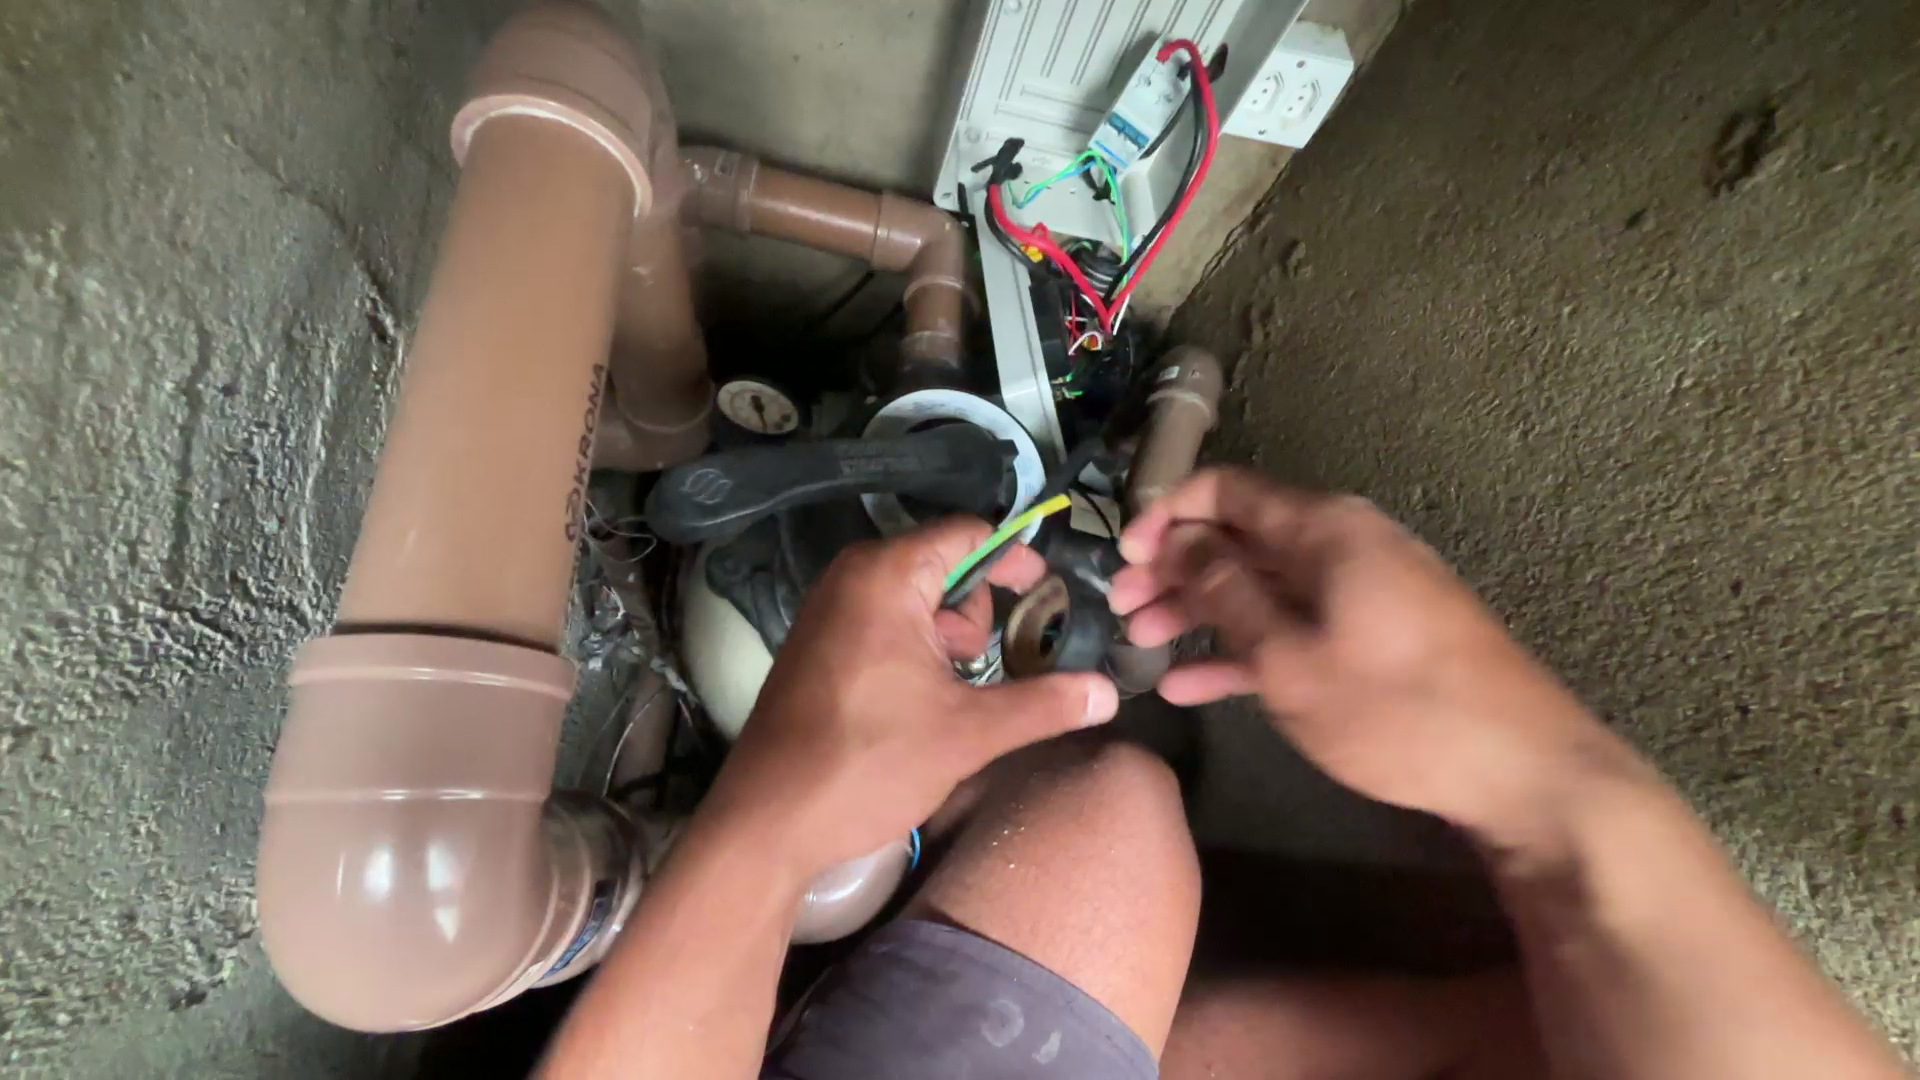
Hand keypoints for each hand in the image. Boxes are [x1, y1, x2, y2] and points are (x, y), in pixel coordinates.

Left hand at [701, 519, 1120, 879]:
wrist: (767, 821)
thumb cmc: (868, 763)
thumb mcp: (968, 732)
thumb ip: (1044, 704)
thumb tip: (1109, 694)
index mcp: (886, 575)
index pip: (968, 534)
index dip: (1014, 557)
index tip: (1046, 589)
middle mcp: (852, 576)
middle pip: (942, 564)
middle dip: (975, 610)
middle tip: (982, 667)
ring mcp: (828, 608)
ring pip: (914, 596)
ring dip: (947, 636)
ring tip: (950, 693)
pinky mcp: (818, 642)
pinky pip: (883, 620)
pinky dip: (915, 646)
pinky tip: (918, 699)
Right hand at [1108, 467, 1651, 845]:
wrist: (1525, 775)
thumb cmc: (1396, 709)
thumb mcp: (1289, 654)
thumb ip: (1223, 590)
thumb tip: (1176, 539)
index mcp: (1322, 529)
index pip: (1225, 489)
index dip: (1166, 515)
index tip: (1123, 557)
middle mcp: (1337, 546)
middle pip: (1235, 539)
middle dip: (1172, 569)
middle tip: (1121, 607)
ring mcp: (1353, 592)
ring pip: (1256, 585)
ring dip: (1196, 610)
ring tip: (1142, 643)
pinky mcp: (1365, 636)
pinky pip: (1289, 627)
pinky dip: (1239, 648)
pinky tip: (1187, 685)